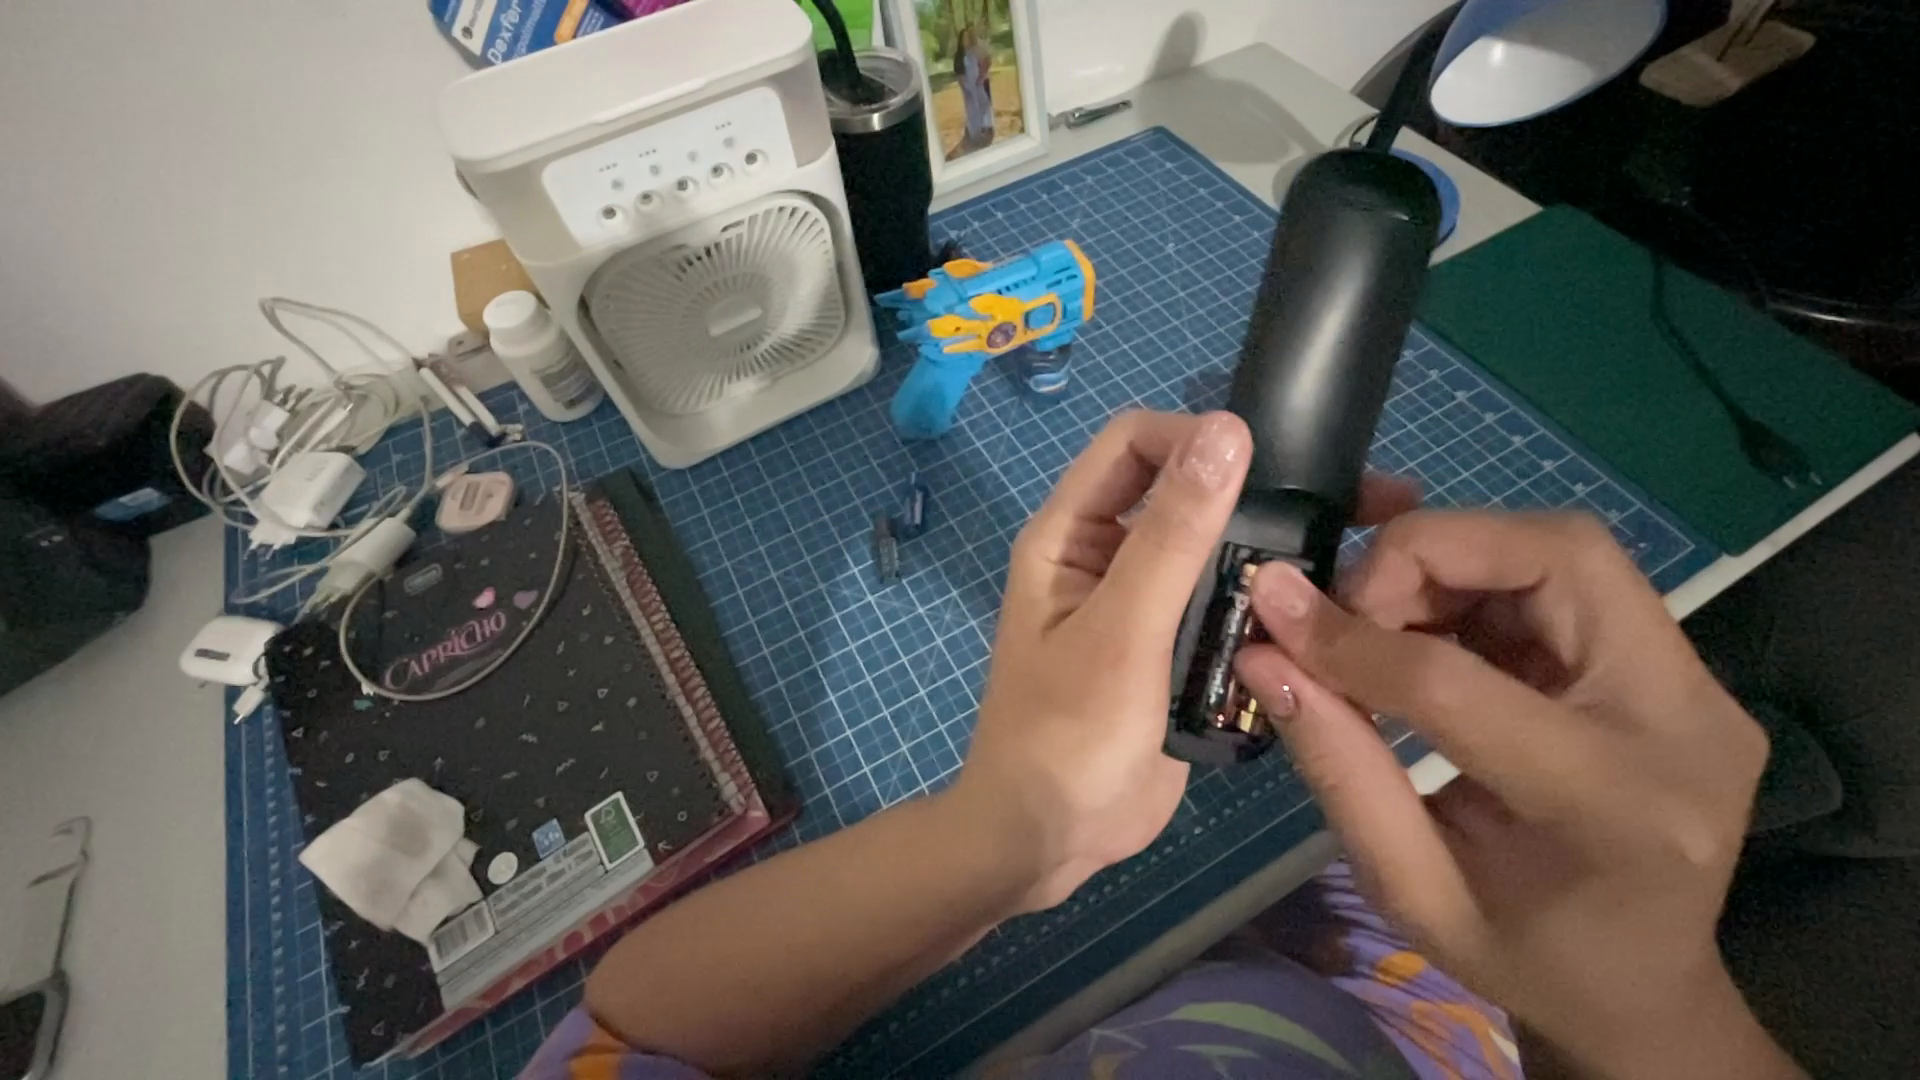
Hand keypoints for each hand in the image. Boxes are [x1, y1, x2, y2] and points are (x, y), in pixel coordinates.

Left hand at [959, 409, 1417, 912]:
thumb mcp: (1120, 630)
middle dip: (1257, 489)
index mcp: (1070, 535)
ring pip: (1213, 547)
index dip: (1194, 437)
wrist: (1051, 836)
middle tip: (1360, 495)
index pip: (1132, 445)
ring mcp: (1143, 601)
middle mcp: (1105, 555)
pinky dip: (1266, 596)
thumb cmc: (1066, 732)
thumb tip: (1226, 432)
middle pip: (1183, 490)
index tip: (1275, 460)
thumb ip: (1171, 535)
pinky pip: (1224, 600)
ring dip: (1273, 545)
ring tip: (1362, 545)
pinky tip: (1329, 601)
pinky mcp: (1173, 645)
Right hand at [1234, 513, 1795, 1077]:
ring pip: (1556, 546)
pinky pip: (1556, 574)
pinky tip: (1423, 628)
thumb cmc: (1519, 955)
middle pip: (1555, 554)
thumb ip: (1336, 765)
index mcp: (1614, 807)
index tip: (1270, 610)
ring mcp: (1690, 681)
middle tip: (1348, 608)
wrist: (1639, 986)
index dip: (1348, 639)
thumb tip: (1260, 655)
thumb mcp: (1406, 887)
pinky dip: (1467, 578)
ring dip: (1443, 560)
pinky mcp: (1666, 661)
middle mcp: (1681, 719)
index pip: (1456, 682)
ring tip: (1379, 620)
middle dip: (1423, 553)